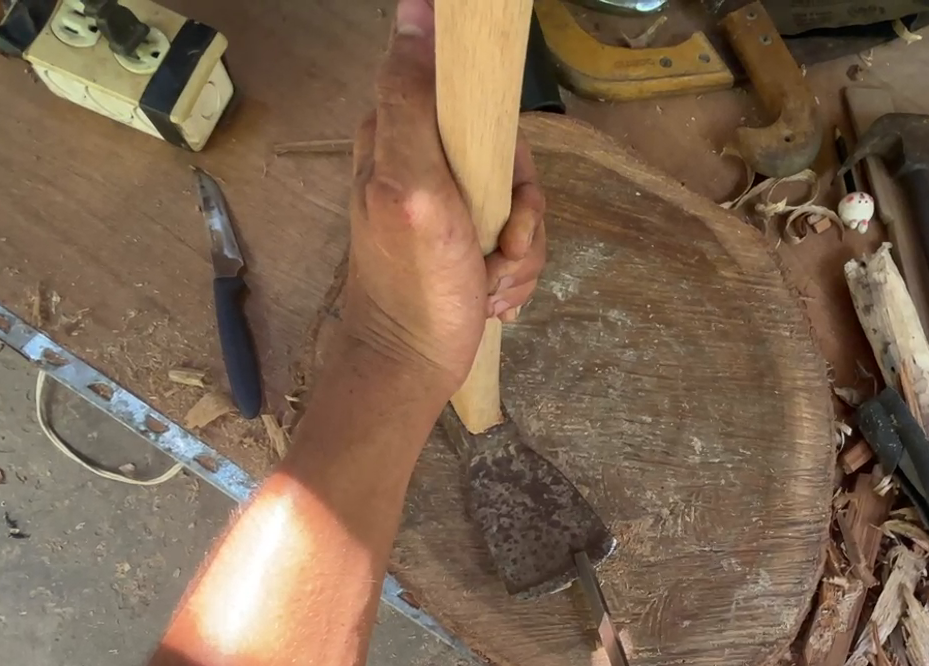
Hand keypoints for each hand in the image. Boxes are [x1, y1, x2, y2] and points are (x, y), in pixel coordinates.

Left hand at [338, 0, 547, 400]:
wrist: (413, 366)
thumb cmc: (412, 285)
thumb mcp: (409, 186)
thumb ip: (411, 99)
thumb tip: (418, 7)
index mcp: (404, 134)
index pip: (482, 107)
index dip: (508, 156)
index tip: (504, 199)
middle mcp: (429, 165)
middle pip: (513, 164)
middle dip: (521, 221)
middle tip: (497, 255)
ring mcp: (453, 211)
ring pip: (524, 210)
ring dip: (520, 258)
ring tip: (490, 286)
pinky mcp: (471, 247)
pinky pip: (521, 246)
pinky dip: (515, 278)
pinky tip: (492, 298)